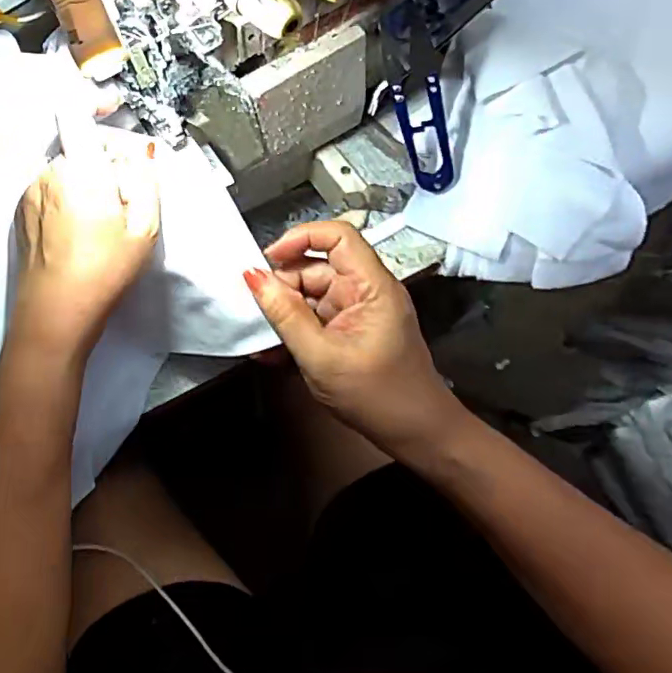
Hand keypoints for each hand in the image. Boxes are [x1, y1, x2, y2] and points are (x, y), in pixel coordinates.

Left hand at [13, 112, 160, 354]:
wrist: (53, 316)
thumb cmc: (104, 272)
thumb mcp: (144, 229)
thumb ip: (145, 180)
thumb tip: (137, 155)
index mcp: (80, 170)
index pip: (77, 113)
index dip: (96, 101)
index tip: (112, 106)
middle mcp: (48, 172)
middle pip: (78, 144)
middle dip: (102, 157)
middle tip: (122, 194)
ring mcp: (30, 191)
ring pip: (64, 166)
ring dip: (84, 177)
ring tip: (100, 218)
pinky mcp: (21, 210)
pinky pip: (49, 185)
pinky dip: (66, 193)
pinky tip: (78, 228)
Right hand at [243, 221, 469, 456]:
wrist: (417, 436)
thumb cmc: (380, 397)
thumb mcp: (321, 356)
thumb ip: (285, 314)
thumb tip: (253, 277)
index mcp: (372, 286)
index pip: (337, 236)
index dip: (301, 237)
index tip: (269, 258)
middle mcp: (365, 290)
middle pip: (317, 265)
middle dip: (284, 282)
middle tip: (260, 307)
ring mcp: (357, 309)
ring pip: (311, 291)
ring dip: (285, 309)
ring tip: (263, 333)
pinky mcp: (349, 328)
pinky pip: (314, 314)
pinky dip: (294, 326)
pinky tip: (273, 348)